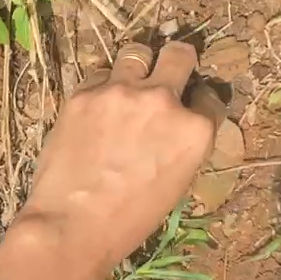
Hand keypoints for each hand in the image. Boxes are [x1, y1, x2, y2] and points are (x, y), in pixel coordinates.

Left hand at [0, 40, 216, 279]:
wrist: (71, 226)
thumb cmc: (127, 221)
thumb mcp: (174, 185)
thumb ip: (180, 145)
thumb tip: (171, 129)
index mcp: (195, 130)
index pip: (209, 97)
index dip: (197, 104)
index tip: (187, 110)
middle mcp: (163, 100)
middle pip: (179, 55)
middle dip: (176, 61)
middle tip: (165, 74)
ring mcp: (121, 91)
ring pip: (136, 53)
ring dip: (136, 66)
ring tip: (125, 85)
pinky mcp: (83, 93)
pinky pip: (98, 75)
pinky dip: (100, 87)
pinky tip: (93, 110)